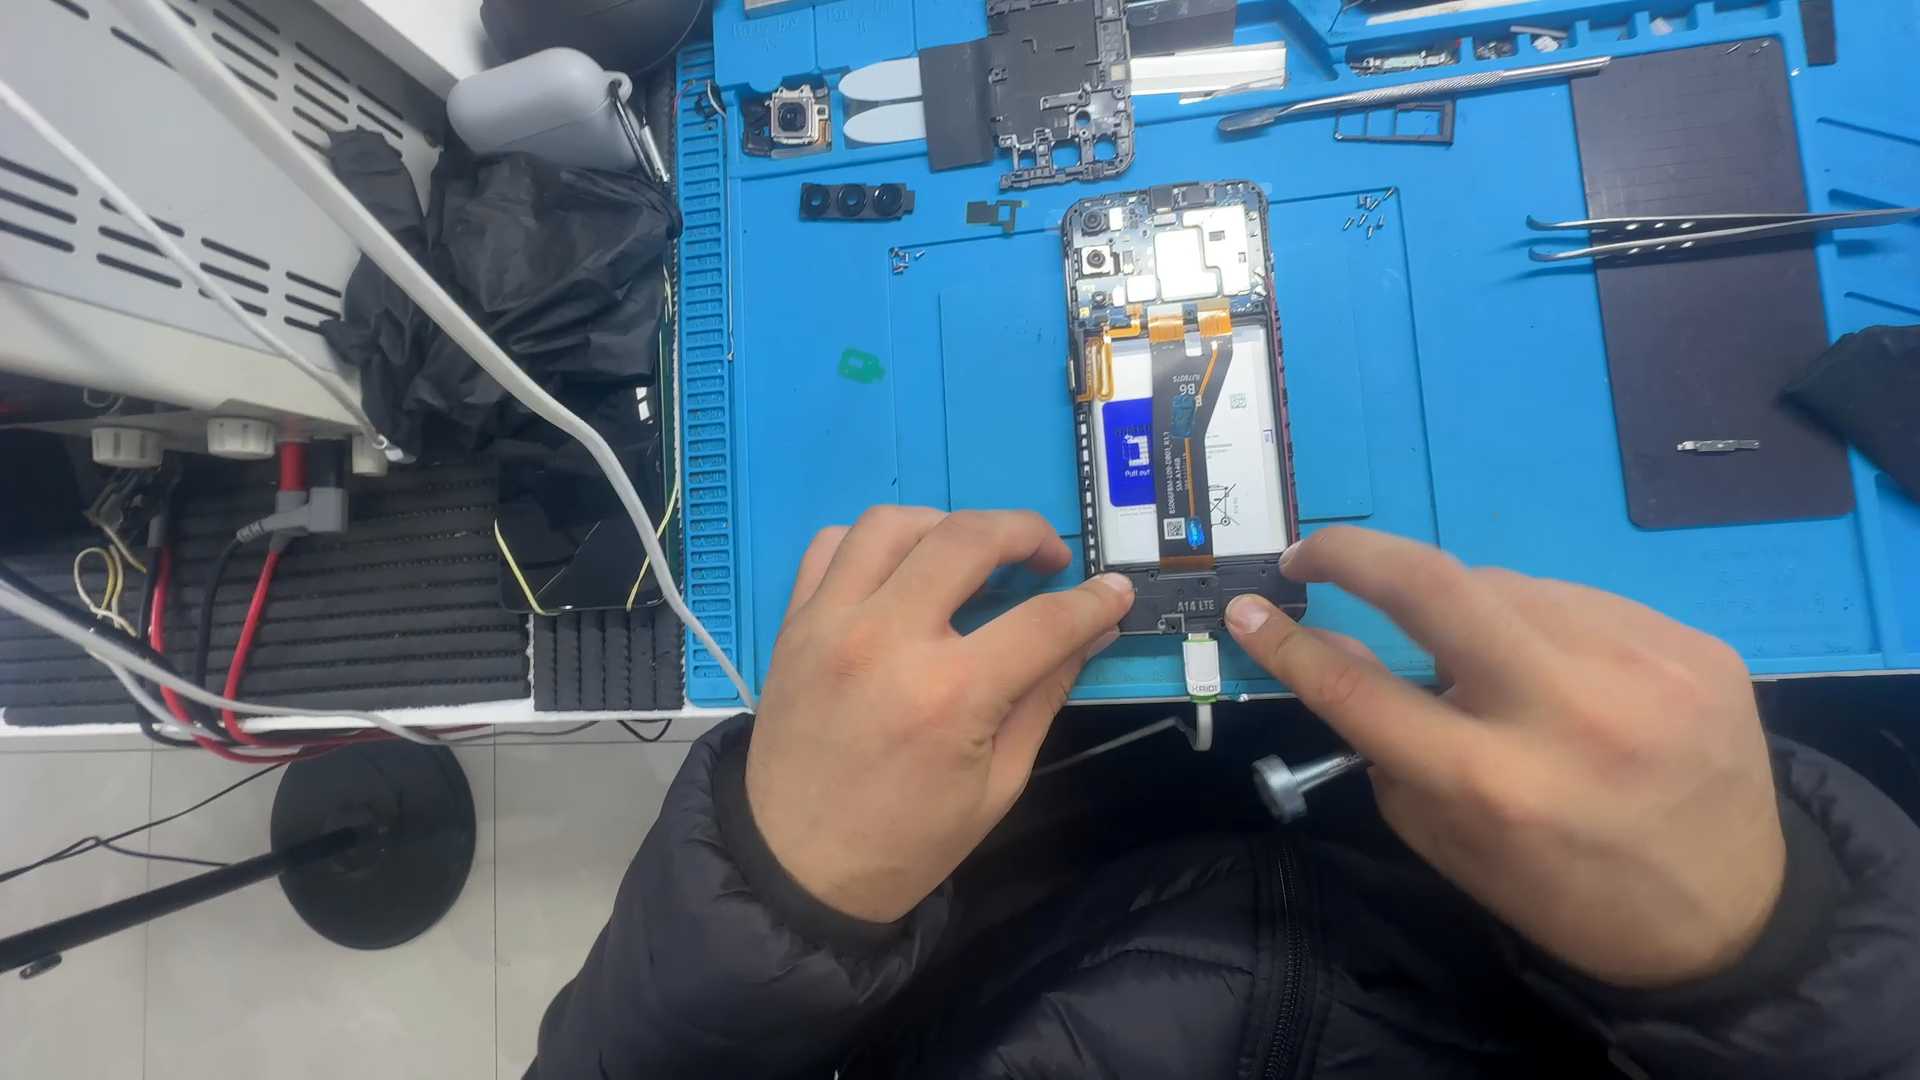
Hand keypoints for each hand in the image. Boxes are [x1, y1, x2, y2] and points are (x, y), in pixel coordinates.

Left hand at [746, 507, 1133, 922]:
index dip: (1093, 601)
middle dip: (1025, 532)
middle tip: (1048, 556)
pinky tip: (899, 569)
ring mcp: (830, 623)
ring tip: (971, 554)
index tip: (1114, 591)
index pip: (1043, 620)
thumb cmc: (908, 841)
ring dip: (946, 525)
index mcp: (949, 694)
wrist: (794, 868)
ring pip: (893, 523)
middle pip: (967, 539)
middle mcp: (886, 639)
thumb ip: (1046, 694)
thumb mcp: (999, 782)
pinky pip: (830, 544)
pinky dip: (873, 541)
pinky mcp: (794, 624)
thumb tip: (1090, 633)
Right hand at [1225, 526, 1784, 988]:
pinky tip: (1538, 662)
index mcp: (1491, 781)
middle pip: (1433, 585)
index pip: (1356, 685)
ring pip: (1496, 583)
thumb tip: (1324, 638)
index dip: (1287, 642)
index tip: (1246, 609)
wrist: (1734, 918)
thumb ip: (1373, 727)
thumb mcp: (1432, 823)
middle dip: (1350, 553)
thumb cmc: (1548, 883)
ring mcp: (1643, 667)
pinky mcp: (1692, 646)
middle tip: (1306, 555)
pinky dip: (1521, 618)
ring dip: (1449, 603)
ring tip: (1458, 649)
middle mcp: (1567, 712)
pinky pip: (1563, 598)